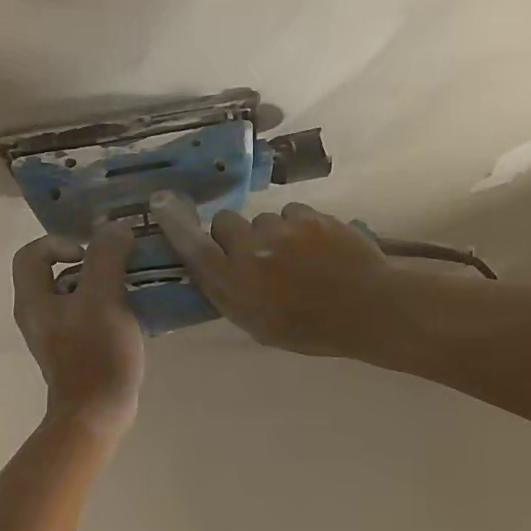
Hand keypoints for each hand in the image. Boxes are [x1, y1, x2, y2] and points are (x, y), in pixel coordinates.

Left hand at [12, 222, 145, 439]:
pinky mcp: (76, 349)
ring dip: (104, 284)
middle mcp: (39, 314)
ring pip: (76, 293)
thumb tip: (115, 229)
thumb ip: (106, 258)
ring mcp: (57, 334)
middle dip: (90, 263)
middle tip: (119, 267)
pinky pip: (89, 314)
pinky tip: (134, 313)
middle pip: (57, 271)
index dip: (60, 243)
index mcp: (34, 300)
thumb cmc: (96, 354)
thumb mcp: (103, 299)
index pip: (32, 252)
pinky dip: (108, 307)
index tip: (91, 254)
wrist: (97, 413)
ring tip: (133, 287)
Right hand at [150, 192, 393, 355]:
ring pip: (262, 218)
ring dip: (271, 232)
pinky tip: (317, 246)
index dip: (175, 222)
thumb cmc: (310, 329)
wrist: (367, 309)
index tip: (163, 201)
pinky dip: (299, 226)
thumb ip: (231, 293)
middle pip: (225, 222)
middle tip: (257, 255)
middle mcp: (251, 250)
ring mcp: (282, 228)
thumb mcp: (259, 325)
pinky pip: (292, 213)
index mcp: (234, 283)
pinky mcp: (310, 216)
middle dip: (235, 235)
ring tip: (297, 256)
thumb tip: (215, 268)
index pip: (192, 245)